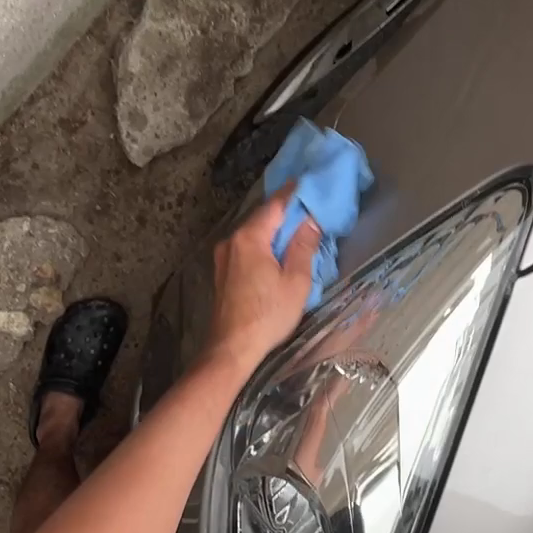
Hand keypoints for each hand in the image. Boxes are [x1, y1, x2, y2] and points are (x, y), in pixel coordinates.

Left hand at [205, 192, 321, 369]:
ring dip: (273, 233)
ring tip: (297, 233)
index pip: (276, 204)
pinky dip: (262, 247)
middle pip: (262, 219)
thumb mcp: (296, 281)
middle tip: (309, 210)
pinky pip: (245, 250)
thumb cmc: (267, 316)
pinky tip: (276, 255)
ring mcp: (223, 258)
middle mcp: (231, 241)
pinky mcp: (221, 274)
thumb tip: (310, 222)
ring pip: (253, 235)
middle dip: (285, 214)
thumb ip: (304, 247)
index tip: (311, 184)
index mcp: (250, 238)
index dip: (295, 193)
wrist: (232, 348)